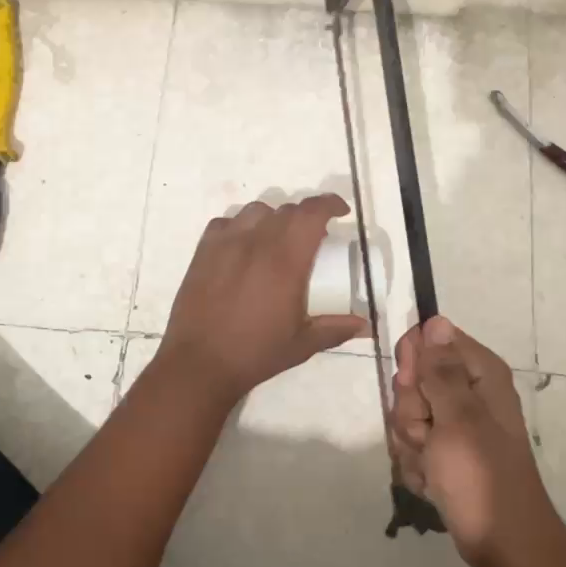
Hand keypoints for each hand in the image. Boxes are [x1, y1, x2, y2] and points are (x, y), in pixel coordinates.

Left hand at [158, 194, 366, 402]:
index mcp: (285, 260)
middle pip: (287, 211)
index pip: (311, 213)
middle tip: (314, 238)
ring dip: (274, 218)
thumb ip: (336, 328)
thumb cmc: (256, 353)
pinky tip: (244, 246)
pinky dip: (242, 226)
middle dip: (306, 216)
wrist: (199, 362)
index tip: (341, 212)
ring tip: (278, 239)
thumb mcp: (303, 344)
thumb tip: (365, 325)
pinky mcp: (203, 250)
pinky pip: (227, 223)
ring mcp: (226, 243)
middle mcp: (256, 242)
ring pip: (256, 211)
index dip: (330, 204)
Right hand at [390, 317, 557, 566]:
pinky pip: (410, 446)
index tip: (414, 388)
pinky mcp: (443, 453)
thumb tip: (435, 319)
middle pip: (412, 380)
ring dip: (411, 444)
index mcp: (479, 374)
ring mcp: (454, 425)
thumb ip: (441, 368)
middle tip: (428, 436)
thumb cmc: (482, 476)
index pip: (428, 340)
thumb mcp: (458, 417)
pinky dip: (417, 466)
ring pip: (405, 416)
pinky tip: (434, 482)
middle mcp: (467, 392)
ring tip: (434, 466)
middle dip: (409, 412)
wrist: (503, 544)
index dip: (413, 363)